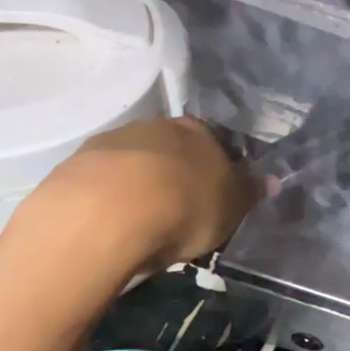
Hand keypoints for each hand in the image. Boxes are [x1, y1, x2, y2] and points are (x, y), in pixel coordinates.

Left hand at [8, 117, 256, 277]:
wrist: (107, 213)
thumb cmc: (186, 205)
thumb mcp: (233, 206)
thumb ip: (251, 191)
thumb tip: (272, 180)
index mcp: (199, 131)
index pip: (217, 141)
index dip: (221, 167)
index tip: (220, 194)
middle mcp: (156, 126)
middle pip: (173, 149)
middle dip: (179, 174)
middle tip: (184, 211)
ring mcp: (113, 141)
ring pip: (137, 163)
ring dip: (143, 185)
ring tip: (146, 223)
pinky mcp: (77, 164)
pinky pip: (104, 181)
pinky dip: (112, 199)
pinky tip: (116, 224)